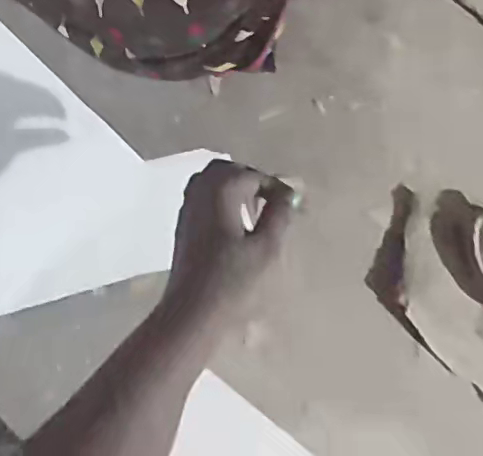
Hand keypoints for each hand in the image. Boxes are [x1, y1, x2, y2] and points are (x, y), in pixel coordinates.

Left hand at [160, 160, 296, 327]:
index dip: (277, 187)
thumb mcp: (267, 248)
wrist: (192, 311)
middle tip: (276, 202)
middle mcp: (200, 188)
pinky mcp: (184, 221)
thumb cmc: (233, 281)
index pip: (253, 175)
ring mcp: (188, 203)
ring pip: (214, 181)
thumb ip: (279, 215)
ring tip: (260, 213)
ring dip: (238, 189)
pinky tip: (237, 225)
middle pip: (229, 170)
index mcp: (219, 188)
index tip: (298, 205)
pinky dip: (224, 200)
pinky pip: (205, 195)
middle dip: (254, 181)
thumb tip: (288, 193)